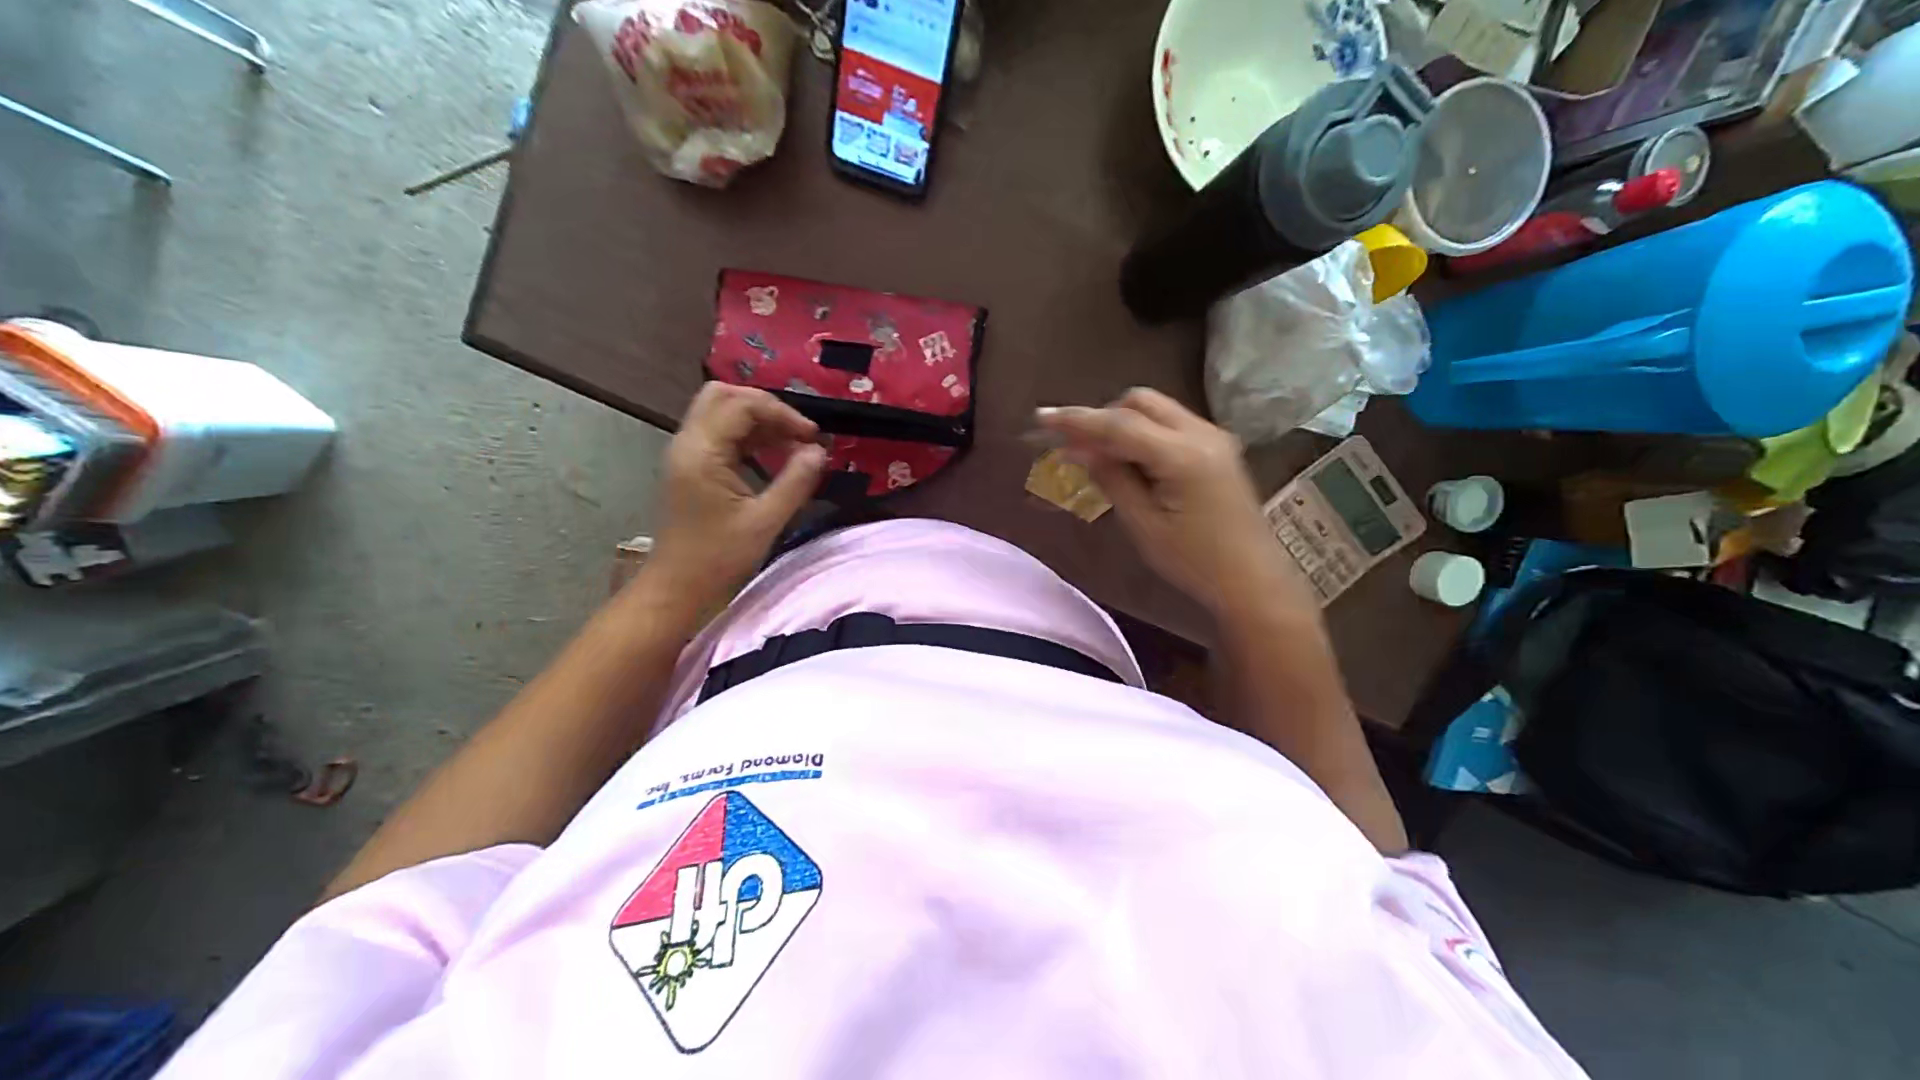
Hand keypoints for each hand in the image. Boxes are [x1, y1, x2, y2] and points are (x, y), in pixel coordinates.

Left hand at [649, 383, 826, 609]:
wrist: (675, 590)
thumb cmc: (718, 560)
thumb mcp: (765, 522)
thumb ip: (795, 482)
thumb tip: (820, 451)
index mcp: (702, 452)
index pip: (742, 405)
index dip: (782, 413)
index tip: (812, 437)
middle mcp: (687, 443)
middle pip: (724, 395)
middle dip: (766, 406)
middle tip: (797, 432)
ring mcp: (685, 454)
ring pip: (720, 411)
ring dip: (757, 419)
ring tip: (792, 443)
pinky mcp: (689, 467)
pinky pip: (719, 433)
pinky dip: (747, 435)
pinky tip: (773, 455)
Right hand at [1037, 388, 1305, 616]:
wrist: (1252, 581)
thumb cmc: (1194, 562)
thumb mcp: (1143, 525)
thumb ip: (1111, 478)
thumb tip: (1078, 449)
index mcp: (1183, 455)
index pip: (1119, 424)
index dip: (1077, 420)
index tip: (1041, 417)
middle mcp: (1202, 434)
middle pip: (1139, 402)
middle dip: (1103, 416)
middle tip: (1076, 446)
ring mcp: (1213, 437)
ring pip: (1155, 409)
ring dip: (1122, 423)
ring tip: (1098, 455)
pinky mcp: (1216, 448)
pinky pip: (1170, 424)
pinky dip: (1143, 432)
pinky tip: (1129, 460)